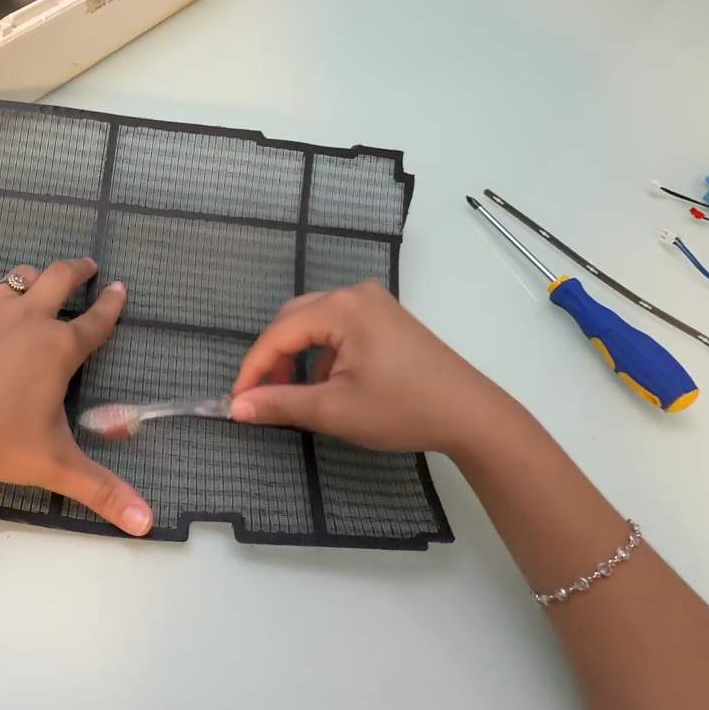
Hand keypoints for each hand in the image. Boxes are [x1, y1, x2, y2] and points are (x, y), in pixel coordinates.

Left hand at [0, 257, 153, 535]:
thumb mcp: (54, 466)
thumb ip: (102, 491)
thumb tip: (147, 523)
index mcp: (58, 348)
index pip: (96, 322)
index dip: (112, 305)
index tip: (120, 288)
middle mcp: (28, 320)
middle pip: (59, 279)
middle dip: (77, 269)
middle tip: (88, 264)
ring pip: (15, 279)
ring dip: (29, 275)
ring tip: (36, 277)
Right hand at [228, 282, 529, 456]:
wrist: (472, 415)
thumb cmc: (402, 409)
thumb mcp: (334, 410)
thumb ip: (280, 404)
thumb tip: (236, 407)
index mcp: (342, 308)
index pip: (279, 333)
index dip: (253, 368)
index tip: (237, 400)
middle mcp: (355, 294)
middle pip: (294, 318)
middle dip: (274, 357)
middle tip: (264, 395)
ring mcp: (375, 303)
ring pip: (315, 322)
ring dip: (298, 354)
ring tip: (296, 392)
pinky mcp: (387, 317)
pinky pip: (338, 326)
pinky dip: (323, 352)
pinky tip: (331, 382)